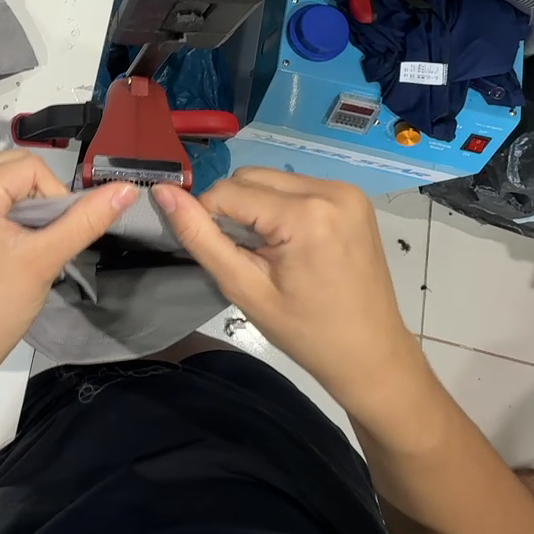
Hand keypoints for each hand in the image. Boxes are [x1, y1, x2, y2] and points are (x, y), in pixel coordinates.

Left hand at [0, 150, 135, 402]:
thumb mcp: (45, 259)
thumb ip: (87, 220)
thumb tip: (128, 189)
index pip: (31, 167)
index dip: (55, 196)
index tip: (53, 236)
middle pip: (15, 166)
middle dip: (40, 198)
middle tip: (41, 240)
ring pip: (5, 179)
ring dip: (26, 205)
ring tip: (25, 245)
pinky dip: (9, 211)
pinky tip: (10, 244)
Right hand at [155, 169, 426, 413]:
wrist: (371, 356)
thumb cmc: (306, 332)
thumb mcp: (244, 288)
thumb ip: (199, 237)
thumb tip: (162, 193)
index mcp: (306, 214)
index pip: (227, 191)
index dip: (210, 219)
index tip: (223, 256)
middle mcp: (330, 190)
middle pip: (248, 177)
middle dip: (234, 210)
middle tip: (247, 256)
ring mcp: (345, 190)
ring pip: (268, 178)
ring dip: (255, 206)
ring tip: (269, 251)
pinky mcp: (351, 196)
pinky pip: (292, 185)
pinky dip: (278, 206)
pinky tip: (289, 242)